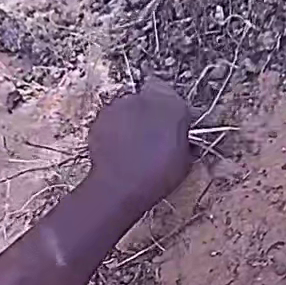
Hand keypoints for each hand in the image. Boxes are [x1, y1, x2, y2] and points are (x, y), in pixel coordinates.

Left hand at [85, 79, 194, 210]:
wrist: (119, 187)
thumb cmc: (157, 177)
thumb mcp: (184, 163)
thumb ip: (184, 141)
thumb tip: (184, 138)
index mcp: (173, 106)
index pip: (176, 100)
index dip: (173, 115)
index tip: (172, 130)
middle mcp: (146, 98)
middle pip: (151, 101)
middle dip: (151, 116)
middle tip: (152, 139)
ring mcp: (120, 105)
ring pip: (129, 109)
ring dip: (132, 122)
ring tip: (133, 148)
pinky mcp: (101, 116)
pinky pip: (112, 120)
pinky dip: (114, 131)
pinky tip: (117, 151)